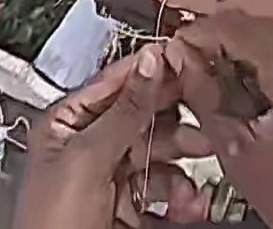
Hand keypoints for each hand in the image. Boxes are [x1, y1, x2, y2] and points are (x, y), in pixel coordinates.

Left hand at [15, 45, 212, 228]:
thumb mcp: (87, 160)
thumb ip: (124, 110)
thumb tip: (150, 60)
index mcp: (69, 126)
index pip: (117, 83)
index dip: (152, 71)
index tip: (186, 60)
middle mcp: (90, 148)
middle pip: (145, 119)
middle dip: (176, 127)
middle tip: (203, 127)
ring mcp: (109, 181)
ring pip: (159, 158)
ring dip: (182, 171)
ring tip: (193, 187)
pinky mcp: (126, 212)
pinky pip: (162, 194)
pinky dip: (181, 200)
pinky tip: (189, 207)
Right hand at [169, 12, 272, 228]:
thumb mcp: (237, 150)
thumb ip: (203, 96)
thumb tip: (178, 55)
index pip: (233, 26)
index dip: (196, 35)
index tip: (173, 50)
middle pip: (248, 21)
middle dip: (214, 43)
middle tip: (187, 70)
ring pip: (262, 24)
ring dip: (235, 47)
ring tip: (214, 83)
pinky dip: (257, 52)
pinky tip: (244, 83)